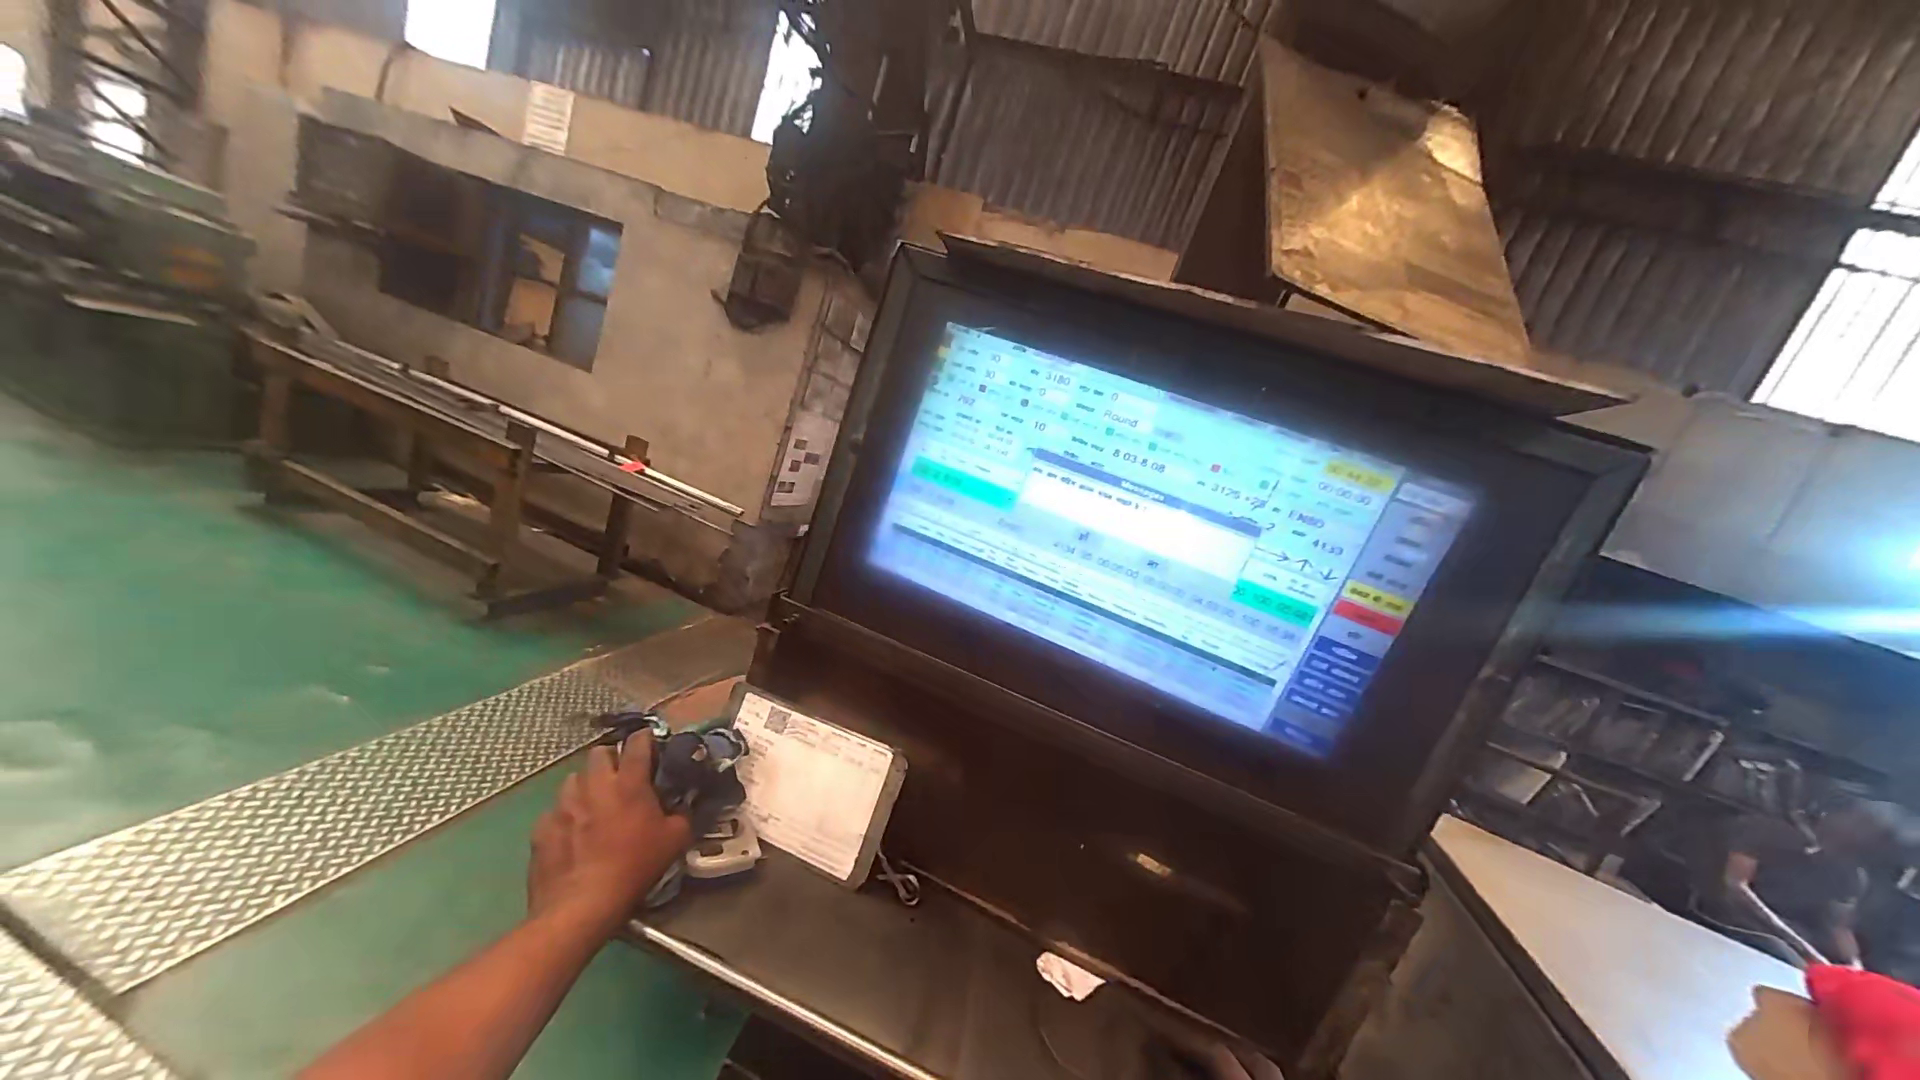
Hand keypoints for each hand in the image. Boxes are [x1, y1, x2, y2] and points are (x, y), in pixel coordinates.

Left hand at [529, 735, 691, 938]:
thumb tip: (680, 806)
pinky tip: (572, 835)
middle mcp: (594, 785)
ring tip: (594, 805)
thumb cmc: (634, 867)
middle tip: (621, 778)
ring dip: (586, 785)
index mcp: (629, 783)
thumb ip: (680, 814)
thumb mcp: (675, 840)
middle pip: (599, 753)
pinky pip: (554, 811)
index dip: (646, 739)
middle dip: (611, 759)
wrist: (581, 906)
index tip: (651, 746)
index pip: (638, 743)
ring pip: (574, 779)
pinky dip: (565, 817)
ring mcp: (563, 805)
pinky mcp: (542, 828)